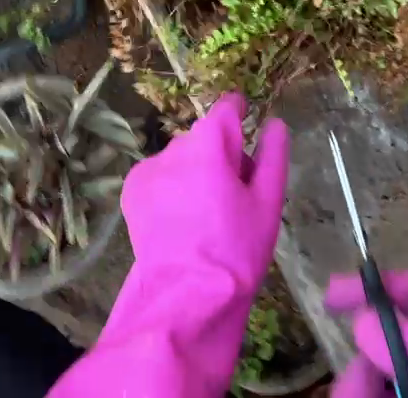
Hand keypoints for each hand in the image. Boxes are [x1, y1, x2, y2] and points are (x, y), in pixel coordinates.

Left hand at [120, 92, 289, 296]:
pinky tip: (183, 221)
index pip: (226, 108)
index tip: (249, 124)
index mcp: (208, 144)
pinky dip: (174, 187)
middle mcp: (174, 148)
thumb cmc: (235, 250)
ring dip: (197, 171)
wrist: (186, 300)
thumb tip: (275, 124)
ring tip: (208, 215)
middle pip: (206, 137)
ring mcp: (148, 170)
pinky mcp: (132, 192)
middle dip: (222, 155)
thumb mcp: (268, 203)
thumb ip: (273, 156)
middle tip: (235, 196)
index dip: (240, 113)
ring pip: (183, 158)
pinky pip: (162, 176)